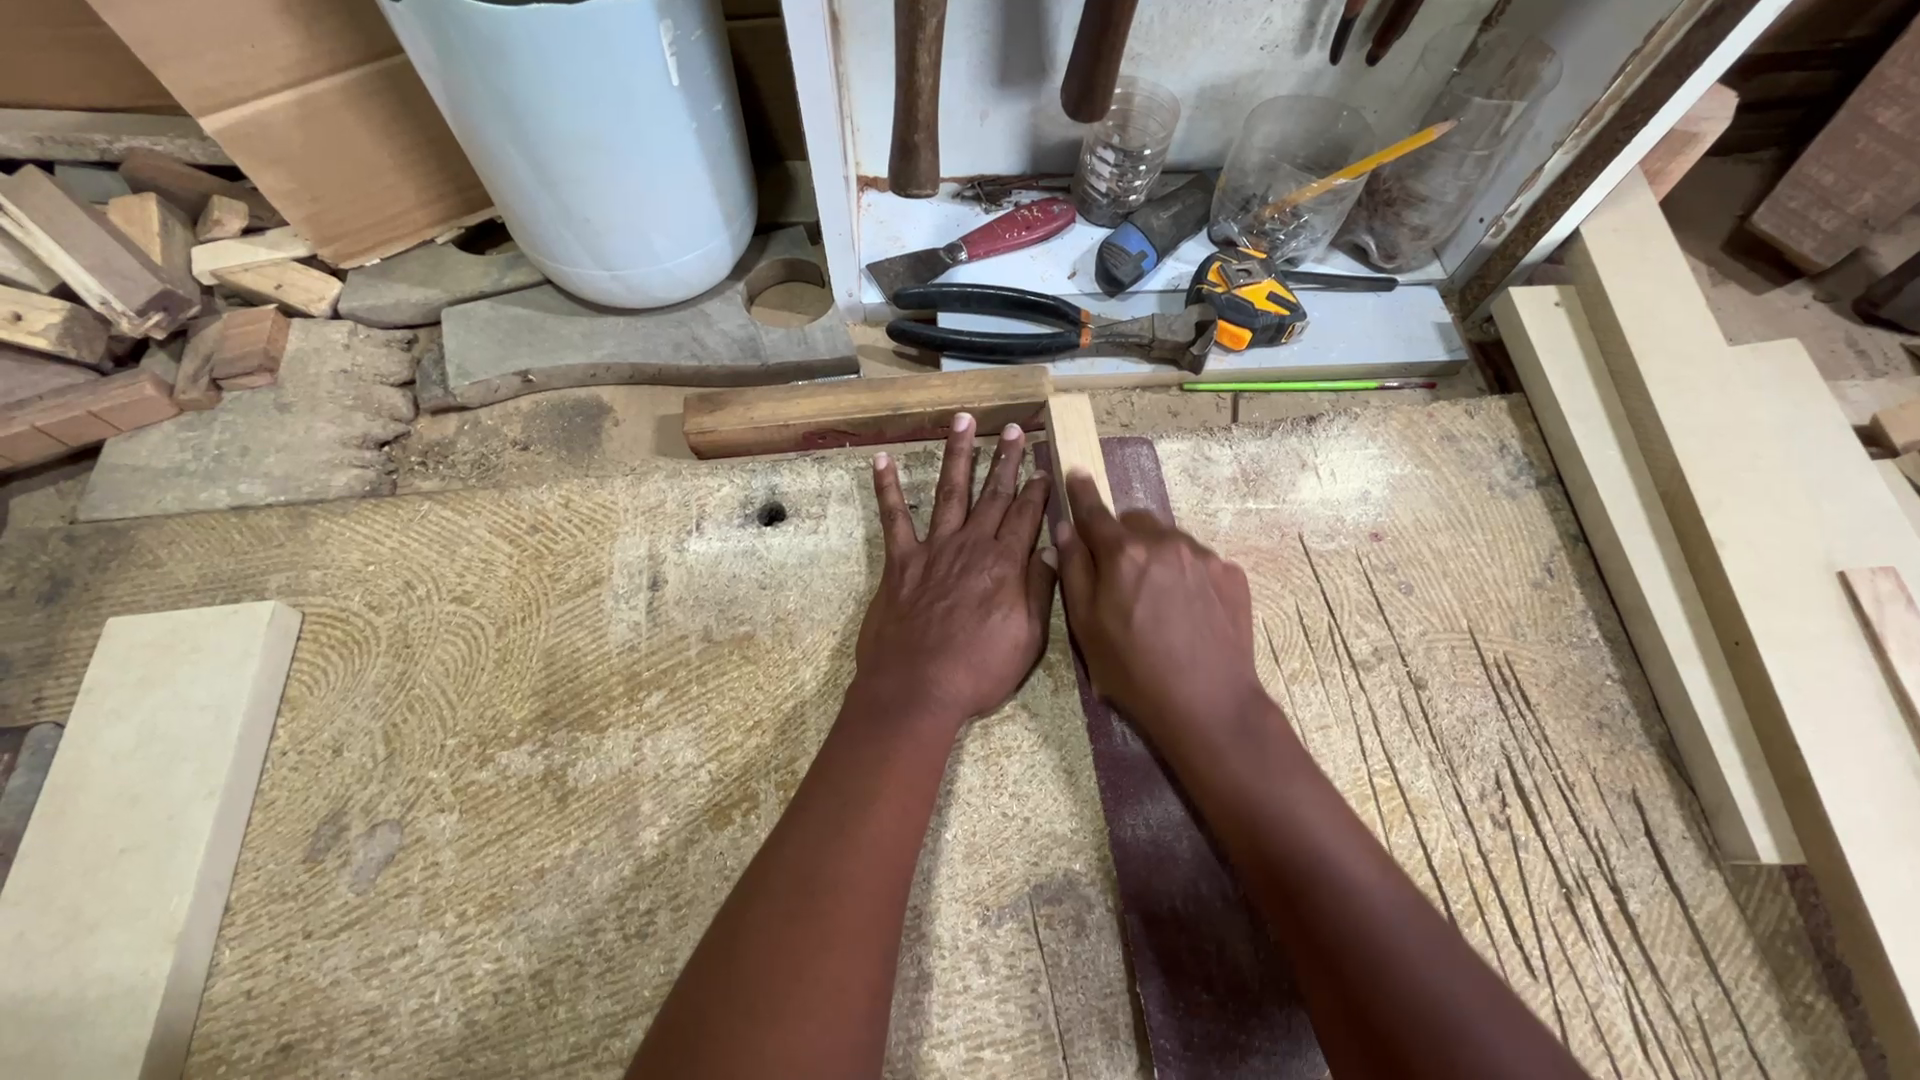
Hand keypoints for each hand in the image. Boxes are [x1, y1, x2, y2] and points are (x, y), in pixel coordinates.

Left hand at [852, 413, 1056, 729]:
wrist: (916, 688)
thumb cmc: (978, 671)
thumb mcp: (1028, 640)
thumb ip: (1039, 591)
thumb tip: (1051, 552)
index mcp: (1006, 566)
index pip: (1028, 516)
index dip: (1038, 489)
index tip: (1045, 465)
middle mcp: (972, 547)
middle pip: (994, 495)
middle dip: (1007, 460)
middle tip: (1014, 430)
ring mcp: (934, 550)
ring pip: (950, 492)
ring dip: (958, 454)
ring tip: (964, 421)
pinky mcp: (900, 563)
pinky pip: (894, 518)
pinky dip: (888, 488)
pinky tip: (882, 460)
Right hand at [1055, 472, 1269, 758]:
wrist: (1207, 703)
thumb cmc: (1132, 671)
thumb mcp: (1085, 627)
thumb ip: (1073, 571)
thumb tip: (1065, 530)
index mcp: (1123, 553)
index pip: (1095, 511)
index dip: (1082, 492)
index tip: (1077, 473)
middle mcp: (1165, 543)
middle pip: (1136, 521)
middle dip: (1123, 536)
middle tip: (1119, 575)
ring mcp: (1203, 556)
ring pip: (1169, 540)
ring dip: (1155, 555)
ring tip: (1157, 601)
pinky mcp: (1231, 575)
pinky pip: (1198, 561)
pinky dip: (1186, 575)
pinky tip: (1186, 611)